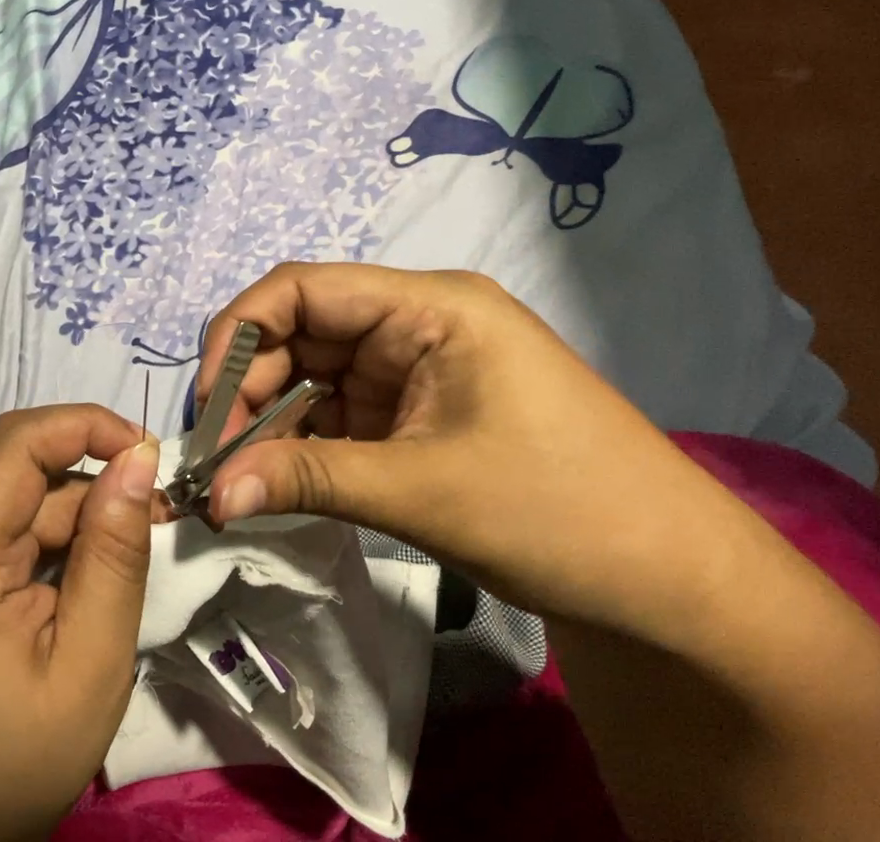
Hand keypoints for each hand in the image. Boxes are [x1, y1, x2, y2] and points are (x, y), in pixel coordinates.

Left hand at [0, 406, 162, 841]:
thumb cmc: (18, 754)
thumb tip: (138, 461)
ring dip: (78, 515)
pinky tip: (78, 581)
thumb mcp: (90, 665)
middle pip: (22, 471)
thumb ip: (114, 558)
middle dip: (95, 482)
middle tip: (157, 524)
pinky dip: (52, 536)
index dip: (85, 426)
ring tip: (118, 572)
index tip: (149, 455)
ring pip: (20, 494)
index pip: (15, 444)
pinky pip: (5, 521)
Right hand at [193, 261, 706, 629]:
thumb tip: (207, 497)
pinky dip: (296, 446)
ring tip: (236, 480)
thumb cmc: (562, 512)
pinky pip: (332, 417)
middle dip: (248, 392)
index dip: (240, 336)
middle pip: (298, 335)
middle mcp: (415, 326)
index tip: (207, 404)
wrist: (672, 589)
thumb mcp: (420, 491)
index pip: (302, 290)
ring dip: (266, 424)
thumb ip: (304, 479)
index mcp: (430, 308)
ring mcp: (413, 374)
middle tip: (215, 462)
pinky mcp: (412, 418)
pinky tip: (273, 481)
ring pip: (308, 380)